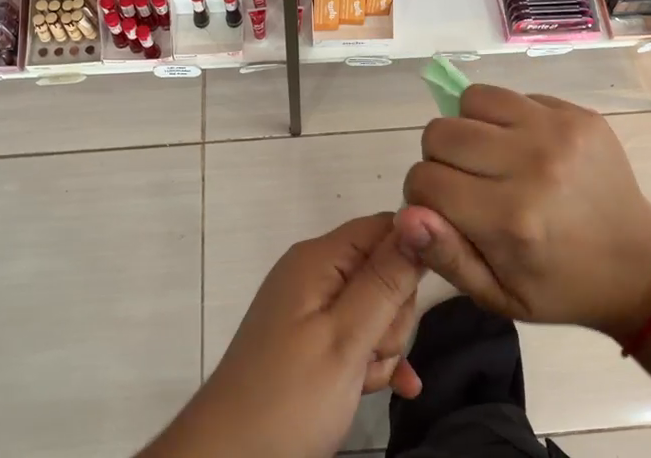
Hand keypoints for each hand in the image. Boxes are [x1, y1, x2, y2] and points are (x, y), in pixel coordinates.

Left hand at [140, 213, 425, 457]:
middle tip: (371, 350)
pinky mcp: (313, 342)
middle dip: (393, 314)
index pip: (384, 226)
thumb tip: (420, 216)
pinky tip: (391, 388)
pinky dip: (373, 361)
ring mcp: (312, 310)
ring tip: (361, 378)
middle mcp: (314, 274)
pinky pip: (359, 337)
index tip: (416, 297)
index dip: (411, 254)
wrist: (229, 457)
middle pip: (383, 271)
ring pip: (377, 310)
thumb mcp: (346, 338)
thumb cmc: (289, 396)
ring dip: (382, 346)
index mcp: (318, 259)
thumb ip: (386, 280)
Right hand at [399, 85, 650, 340]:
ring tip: (493, 158)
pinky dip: (506, 118)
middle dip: (440, 159)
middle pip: (440, 133)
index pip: (424, 180)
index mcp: (509, 219)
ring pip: (471, 100)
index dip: (424, 196)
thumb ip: (445, 256)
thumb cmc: (560, 287)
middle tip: (468, 184)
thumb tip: (404, 216)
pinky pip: (512, 95)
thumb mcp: (497, 295)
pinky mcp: (578, 114)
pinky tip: (527, 148)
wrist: (639, 266)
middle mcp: (531, 166)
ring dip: (470, 128)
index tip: (446, 210)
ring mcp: (557, 132)